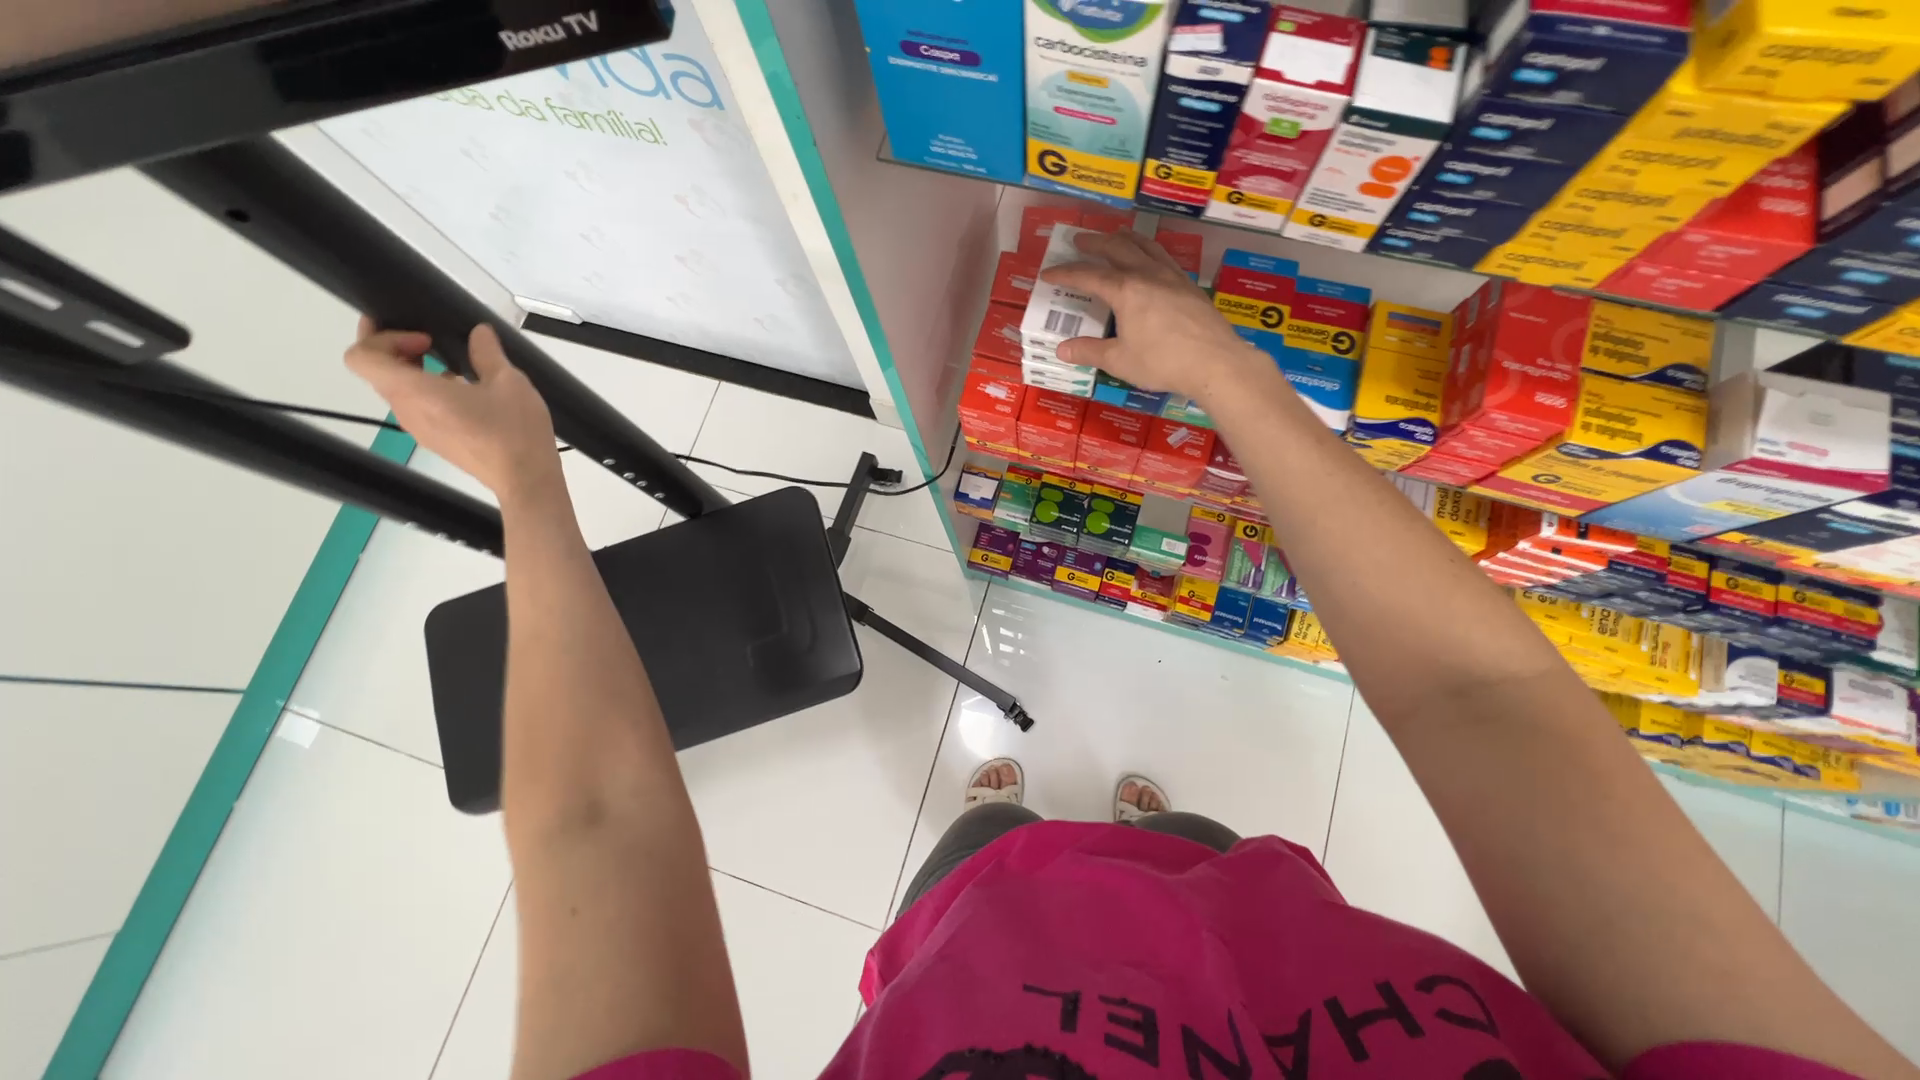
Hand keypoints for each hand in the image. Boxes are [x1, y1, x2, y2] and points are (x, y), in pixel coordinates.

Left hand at [344, 318, 560, 503]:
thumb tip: (479, 333)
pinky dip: (427, 391)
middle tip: (431, 340)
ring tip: (453, 368)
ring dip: (414, 371)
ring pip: (396, 390)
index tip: (422, 338)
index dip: (381, 337)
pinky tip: (465, 393)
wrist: (525, 479)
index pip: (361, 357)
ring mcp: (418, 429)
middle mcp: (407, 410)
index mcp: (416, 391)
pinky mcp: (434, 441)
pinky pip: (415, 408)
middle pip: (377, 371)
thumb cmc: (515, 429)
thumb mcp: (509, 382)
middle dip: (397, 349)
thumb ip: (487, 352)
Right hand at [1043, 231, 1268, 406]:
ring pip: (1145, 245)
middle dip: (1095, 242)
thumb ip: (1090, 352)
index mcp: (1125, 290)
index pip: (1088, 276)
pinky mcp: (1189, 285)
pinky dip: (1149, 250)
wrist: (1215, 362)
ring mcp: (1172, 277)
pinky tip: (1150, 258)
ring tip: (1116, 235)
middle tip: (1079, 240)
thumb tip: (1062, 349)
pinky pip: (1164, 257)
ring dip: (1125, 238)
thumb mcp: (1120, 361)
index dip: (1066, 273)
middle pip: (1117, 248)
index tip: (1048, 273)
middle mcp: (1147, 275)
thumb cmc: (1163, 362)